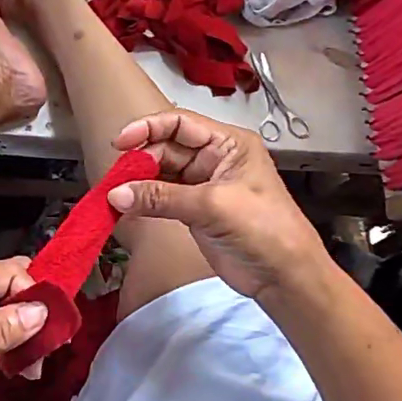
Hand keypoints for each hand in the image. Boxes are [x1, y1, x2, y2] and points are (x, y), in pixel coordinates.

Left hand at [0, 259, 48, 400]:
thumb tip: (40, 311)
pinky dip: (5, 334)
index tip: (53, 329)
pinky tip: (15, 360)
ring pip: (0, 299)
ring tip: (31, 364)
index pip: (3, 272)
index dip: (33, 295)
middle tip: (45, 351)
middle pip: (4, 282)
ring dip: (20, 327)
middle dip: (30, 312)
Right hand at [107, 110, 330, 299]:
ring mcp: (203, 184)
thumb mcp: (213, 206)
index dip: (148, 128)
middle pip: (166, 147)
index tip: (121, 142)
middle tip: (117, 178)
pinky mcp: (194, 209)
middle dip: (140, 159)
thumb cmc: (265, 230)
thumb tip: (117, 194)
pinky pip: (161, 196)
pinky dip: (143, 200)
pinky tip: (126, 206)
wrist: (285, 277)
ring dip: (138, 182)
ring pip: (160, 172)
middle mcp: (214, 158)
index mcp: (228, 144)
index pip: (180, 123)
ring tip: (116, 193)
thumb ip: (162, 197)